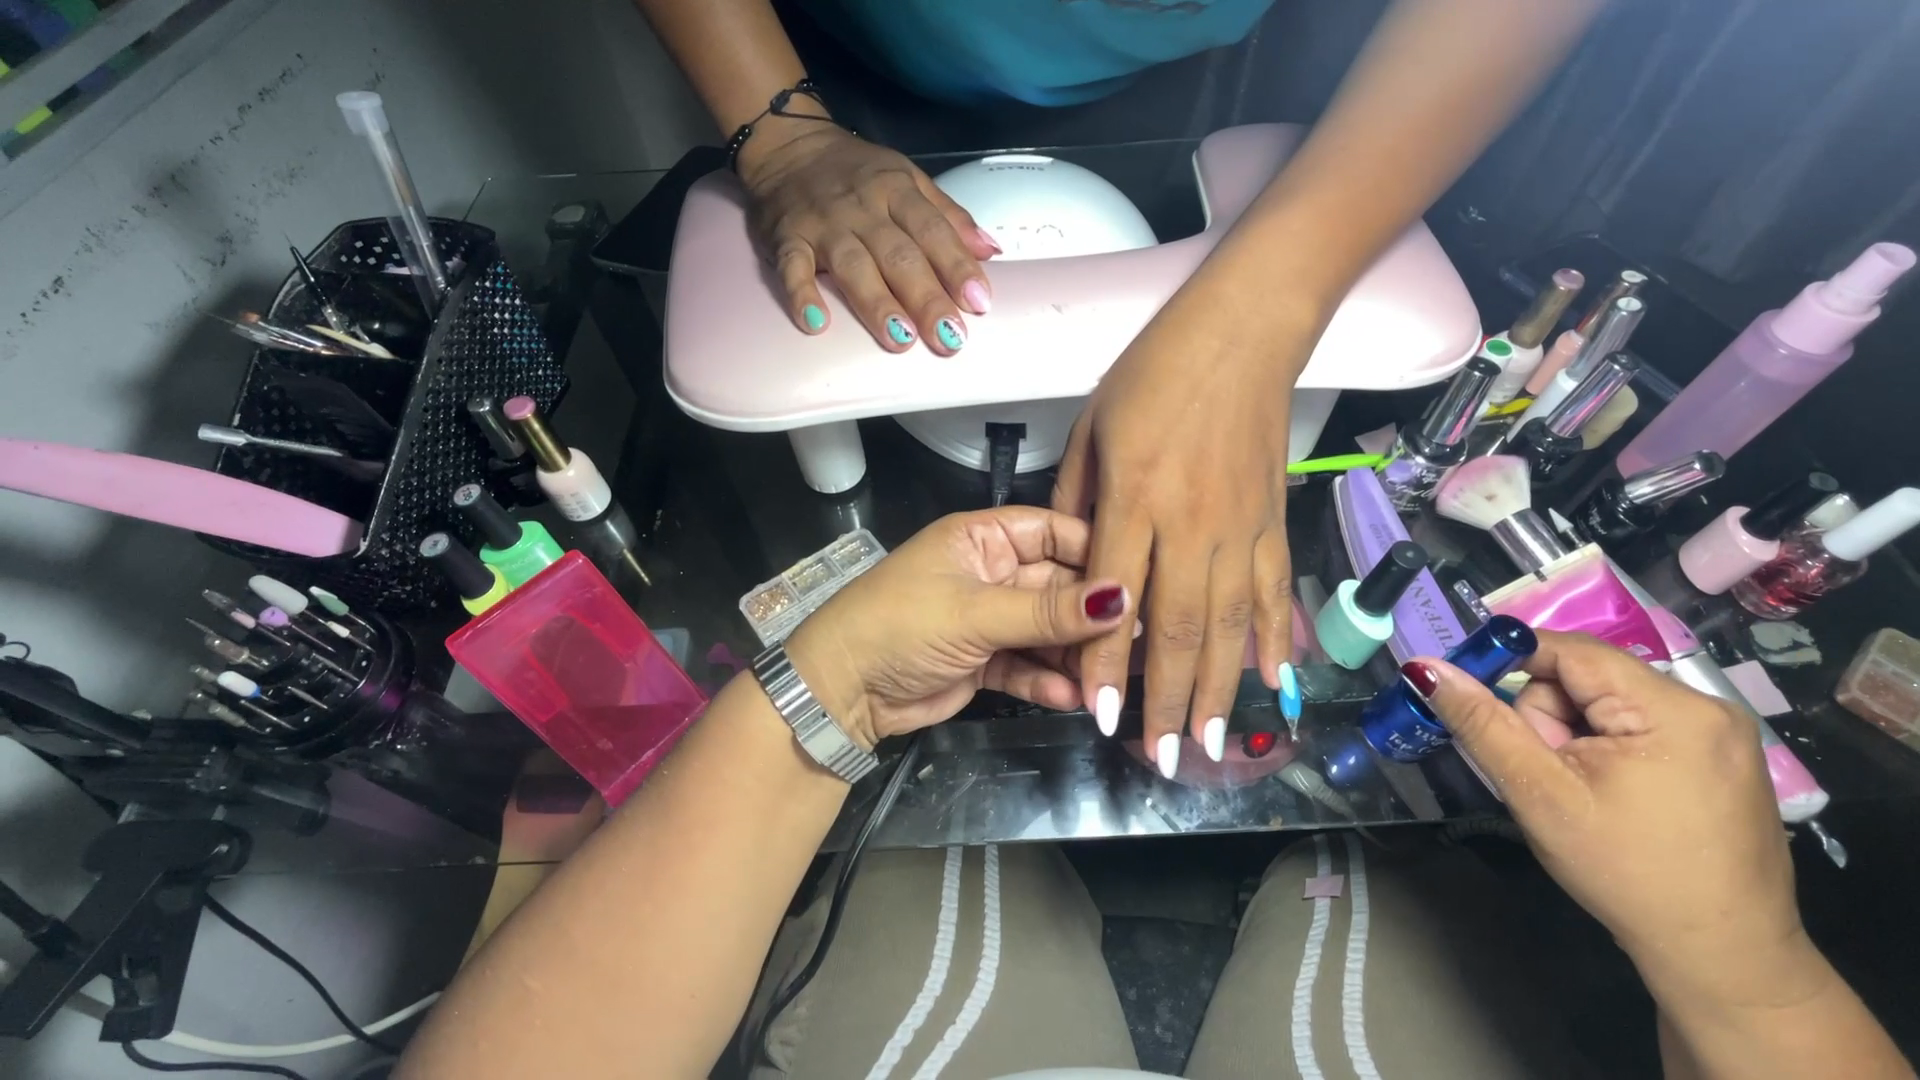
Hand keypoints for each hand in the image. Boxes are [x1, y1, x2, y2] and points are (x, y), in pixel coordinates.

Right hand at [737, 122, 999, 353]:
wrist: (787, 143)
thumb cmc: (858, 173)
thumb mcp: (908, 179)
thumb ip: (948, 217)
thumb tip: (990, 251)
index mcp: (898, 191)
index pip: (933, 231)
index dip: (957, 267)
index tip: (980, 304)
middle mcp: (863, 208)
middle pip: (899, 256)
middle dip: (926, 299)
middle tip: (949, 338)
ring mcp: (823, 225)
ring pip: (854, 266)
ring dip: (877, 304)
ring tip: (901, 340)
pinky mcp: (786, 239)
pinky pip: (793, 268)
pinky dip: (802, 295)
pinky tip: (816, 325)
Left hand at [783, 507, 1129, 748]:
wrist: (843, 691)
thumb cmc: (902, 626)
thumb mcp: (975, 613)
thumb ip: (1048, 610)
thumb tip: (1121, 598)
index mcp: (983, 538)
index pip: (1054, 533)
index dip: (1096, 554)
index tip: (1140, 579)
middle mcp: (991, 572)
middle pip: (1059, 587)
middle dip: (1092, 616)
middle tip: (1135, 643)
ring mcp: (988, 619)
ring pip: (1047, 632)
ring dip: (1074, 656)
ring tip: (1111, 681)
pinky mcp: (983, 661)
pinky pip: (1027, 666)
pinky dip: (1046, 681)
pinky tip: (1072, 698)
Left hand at [1053, 297, 1302, 774]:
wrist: (1243, 330)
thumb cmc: (1153, 372)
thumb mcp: (1091, 430)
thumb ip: (1078, 501)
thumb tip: (1072, 561)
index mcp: (1132, 499)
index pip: (1112, 601)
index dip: (1106, 665)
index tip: (1102, 719)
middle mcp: (1188, 524)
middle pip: (1177, 629)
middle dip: (1170, 700)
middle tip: (1165, 757)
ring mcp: (1239, 525)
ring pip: (1229, 623)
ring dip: (1222, 690)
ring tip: (1214, 744)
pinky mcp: (1273, 520)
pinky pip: (1273, 591)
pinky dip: (1274, 641)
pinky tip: (1275, 683)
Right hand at [1417, 632, 1816, 1008]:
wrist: (1721, 955)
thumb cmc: (1625, 871)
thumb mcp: (1538, 793)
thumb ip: (1481, 722)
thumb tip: (1424, 667)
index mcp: (1671, 708)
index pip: (1567, 650)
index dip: (1508, 663)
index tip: (1470, 698)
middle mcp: (1705, 706)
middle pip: (1585, 678)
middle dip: (1548, 719)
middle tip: (1548, 776)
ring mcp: (1720, 734)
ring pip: (1605, 704)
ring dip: (1572, 737)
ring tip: (1578, 792)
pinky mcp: (1720, 759)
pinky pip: (1634, 727)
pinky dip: (1602, 749)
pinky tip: (1607, 795)